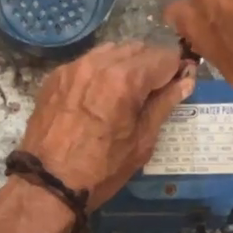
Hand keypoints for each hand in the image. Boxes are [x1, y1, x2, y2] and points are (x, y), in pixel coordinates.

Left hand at [17, 42, 195, 210]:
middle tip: (153, 93)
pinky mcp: (56, 76)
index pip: (165, 57)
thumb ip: (164, 105)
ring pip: (111, 51)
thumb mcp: (141, 142)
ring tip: (124, 94)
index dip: (176, 70)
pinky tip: (98, 96)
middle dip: (151, 66)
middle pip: (138, 49)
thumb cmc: (101, 170)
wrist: (48, 184)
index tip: (178, 84)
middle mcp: (99, 63)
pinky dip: (100, 72)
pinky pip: (87, 63)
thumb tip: (185, 81)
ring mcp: (74, 67)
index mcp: (126, 79)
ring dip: (125, 65)